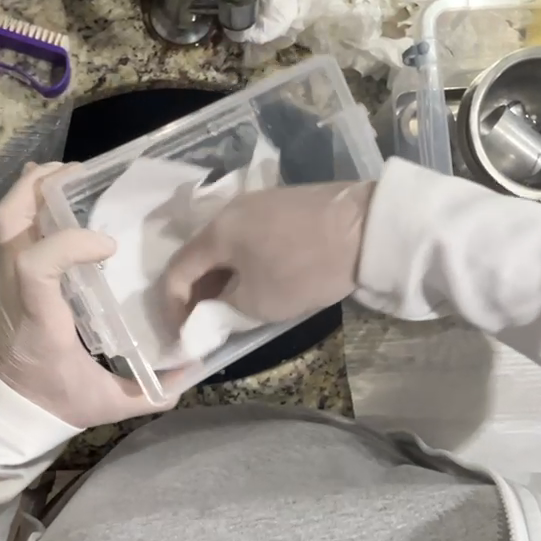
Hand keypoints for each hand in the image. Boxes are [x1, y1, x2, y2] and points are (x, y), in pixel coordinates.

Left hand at [0, 163, 196, 428]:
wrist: (4, 412)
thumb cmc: (55, 404)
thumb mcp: (108, 404)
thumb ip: (153, 391)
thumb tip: (195, 366)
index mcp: (42, 321)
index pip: (36, 269)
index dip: (68, 243)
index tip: (107, 245)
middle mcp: (16, 293)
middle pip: (9, 225)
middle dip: (40, 189)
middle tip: (79, 175)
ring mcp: (3, 283)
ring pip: (4, 222)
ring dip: (31, 189)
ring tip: (66, 174)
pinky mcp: (4, 281)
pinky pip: (9, 233)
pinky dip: (28, 207)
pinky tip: (54, 199)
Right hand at [160, 181, 374, 328]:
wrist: (368, 228)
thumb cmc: (304, 269)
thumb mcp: (257, 303)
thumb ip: (221, 311)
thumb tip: (208, 315)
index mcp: (215, 233)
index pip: (175, 272)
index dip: (172, 308)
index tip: (184, 336)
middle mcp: (229, 211)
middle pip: (198, 257)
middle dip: (196, 294)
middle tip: (205, 324)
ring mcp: (257, 203)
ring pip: (224, 247)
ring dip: (220, 279)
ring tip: (232, 306)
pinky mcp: (283, 205)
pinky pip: (247, 238)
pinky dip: (242, 264)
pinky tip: (258, 281)